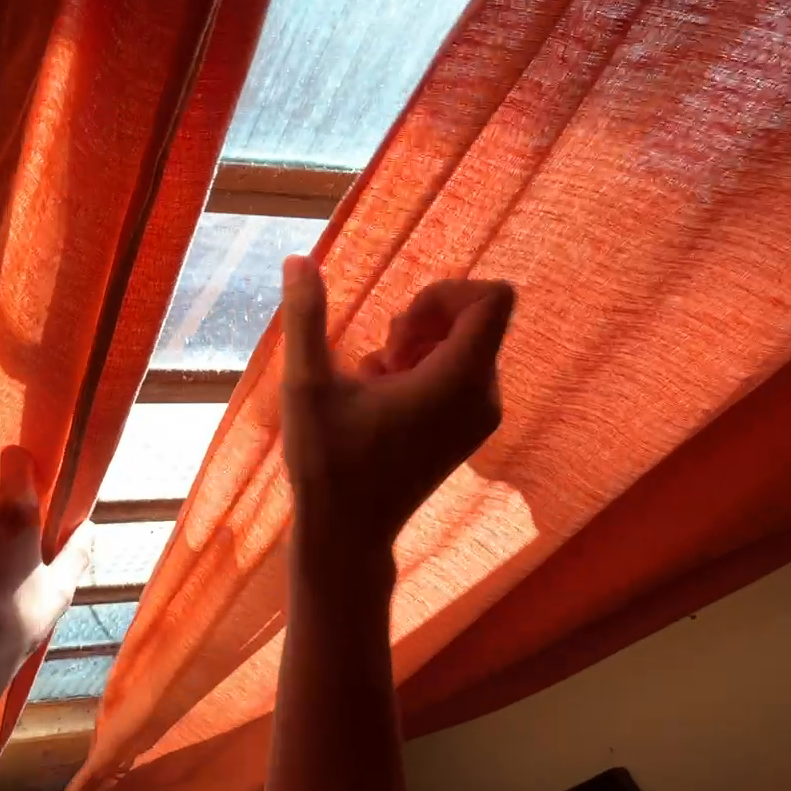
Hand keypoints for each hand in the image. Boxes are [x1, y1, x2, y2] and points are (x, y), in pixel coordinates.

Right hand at [280, 256, 515, 553]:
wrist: (347, 532)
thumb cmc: (326, 461)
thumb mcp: (307, 384)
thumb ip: (306, 317)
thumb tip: (298, 258)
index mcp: (457, 380)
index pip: (493, 298)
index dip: (444, 293)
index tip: (396, 325)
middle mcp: (484, 396)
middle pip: (476, 320)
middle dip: (422, 323)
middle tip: (377, 358)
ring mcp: (480, 418)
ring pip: (465, 347)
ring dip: (417, 349)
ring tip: (372, 382)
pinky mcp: (467, 432)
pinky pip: (459, 376)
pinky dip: (423, 372)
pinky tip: (381, 401)